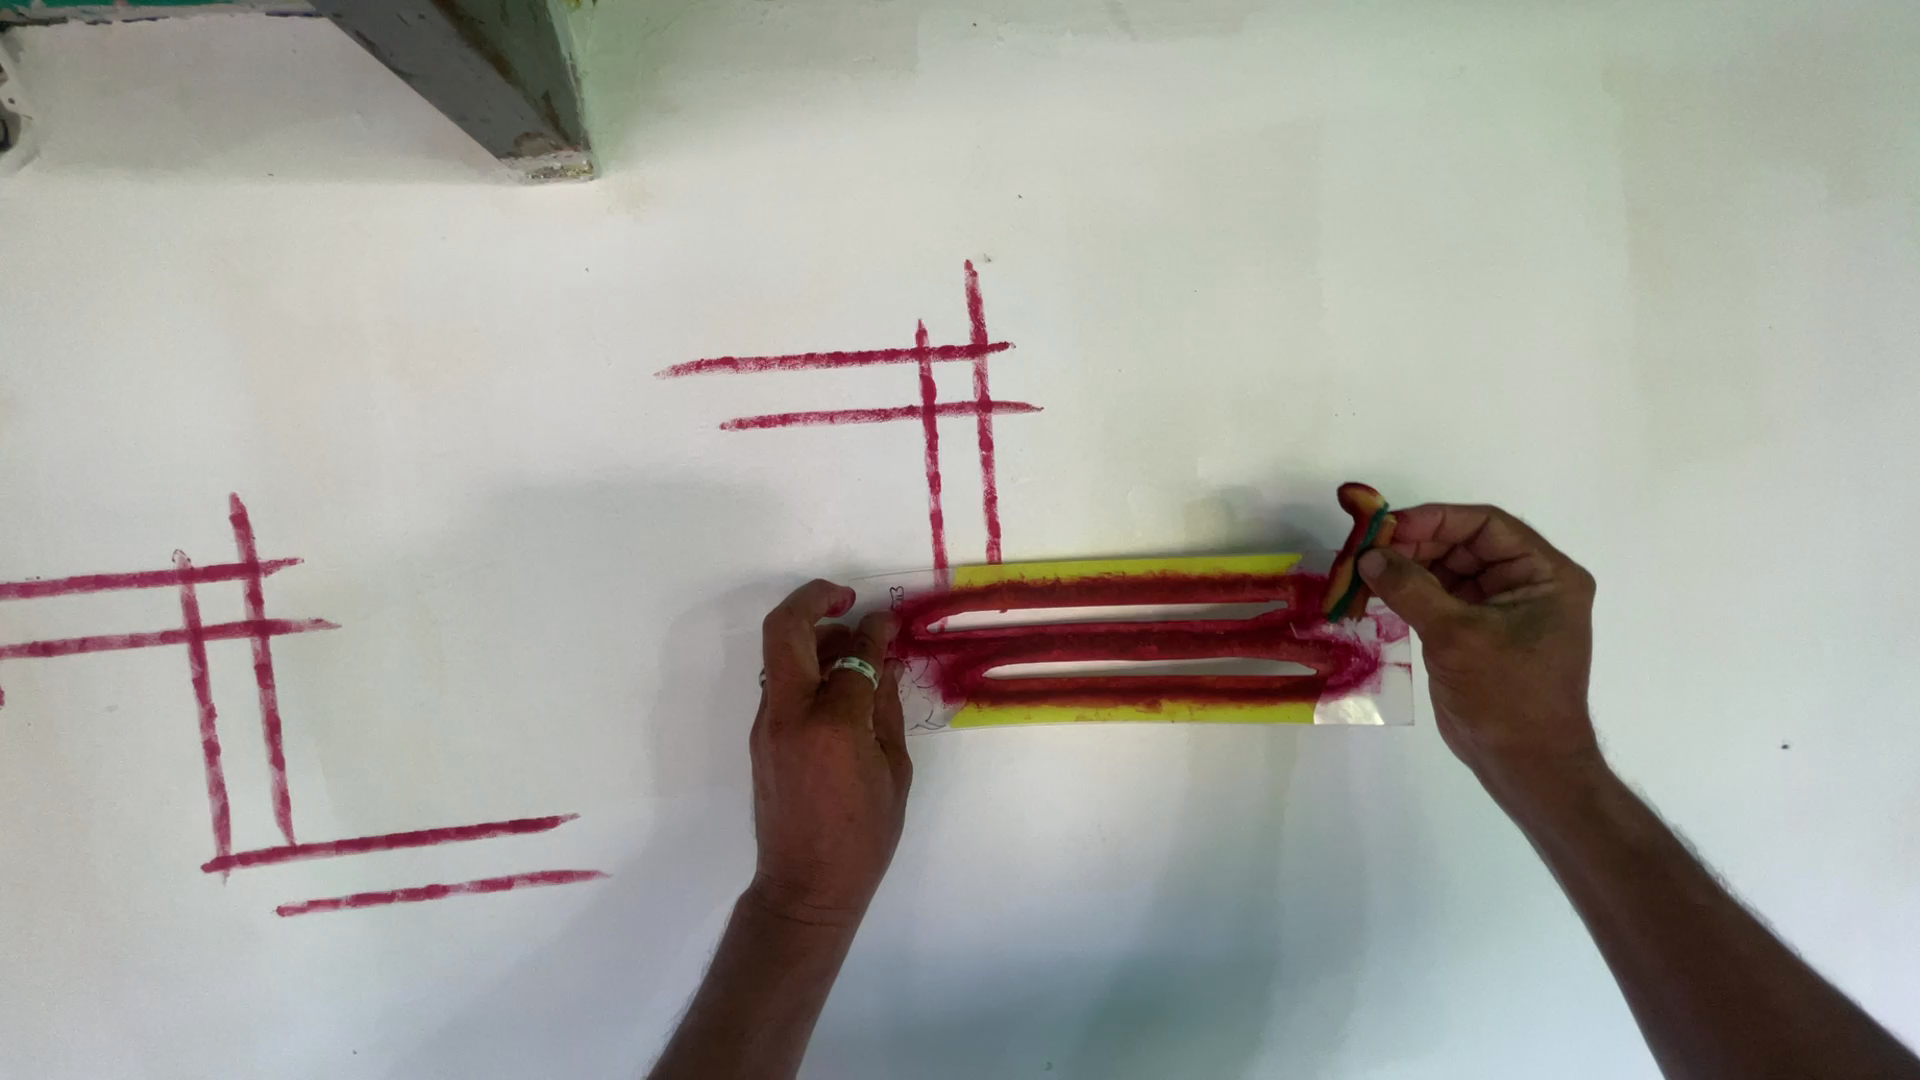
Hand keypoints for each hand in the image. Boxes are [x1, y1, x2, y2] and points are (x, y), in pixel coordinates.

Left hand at [748, 579, 911, 926]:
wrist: (803, 888)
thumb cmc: (863, 837)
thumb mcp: (894, 771)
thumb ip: (886, 709)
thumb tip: (884, 665)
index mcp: (833, 725)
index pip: (853, 656)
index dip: (874, 631)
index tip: (887, 621)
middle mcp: (790, 714)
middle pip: (784, 630)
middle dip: (812, 599)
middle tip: (844, 597)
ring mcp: (767, 725)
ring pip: (778, 654)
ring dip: (809, 634)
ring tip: (848, 644)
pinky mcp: (760, 737)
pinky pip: (782, 684)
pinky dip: (806, 667)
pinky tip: (836, 683)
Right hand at [1356, 504, 1599, 787]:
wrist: (1522, 761)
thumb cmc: (1506, 693)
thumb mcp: (1456, 635)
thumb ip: (1410, 589)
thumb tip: (1367, 556)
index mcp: (1544, 575)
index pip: (1486, 526)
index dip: (1435, 520)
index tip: (1386, 529)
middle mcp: (1524, 584)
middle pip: (1462, 544)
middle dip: (1413, 545)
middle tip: (1365, 553)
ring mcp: (1497, 608)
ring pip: (1444, 569)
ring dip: (1404, 568)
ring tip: (1362, 573)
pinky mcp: (1473, 630)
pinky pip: (1436, 596)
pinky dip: (1405, 591)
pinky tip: (1374, 593)